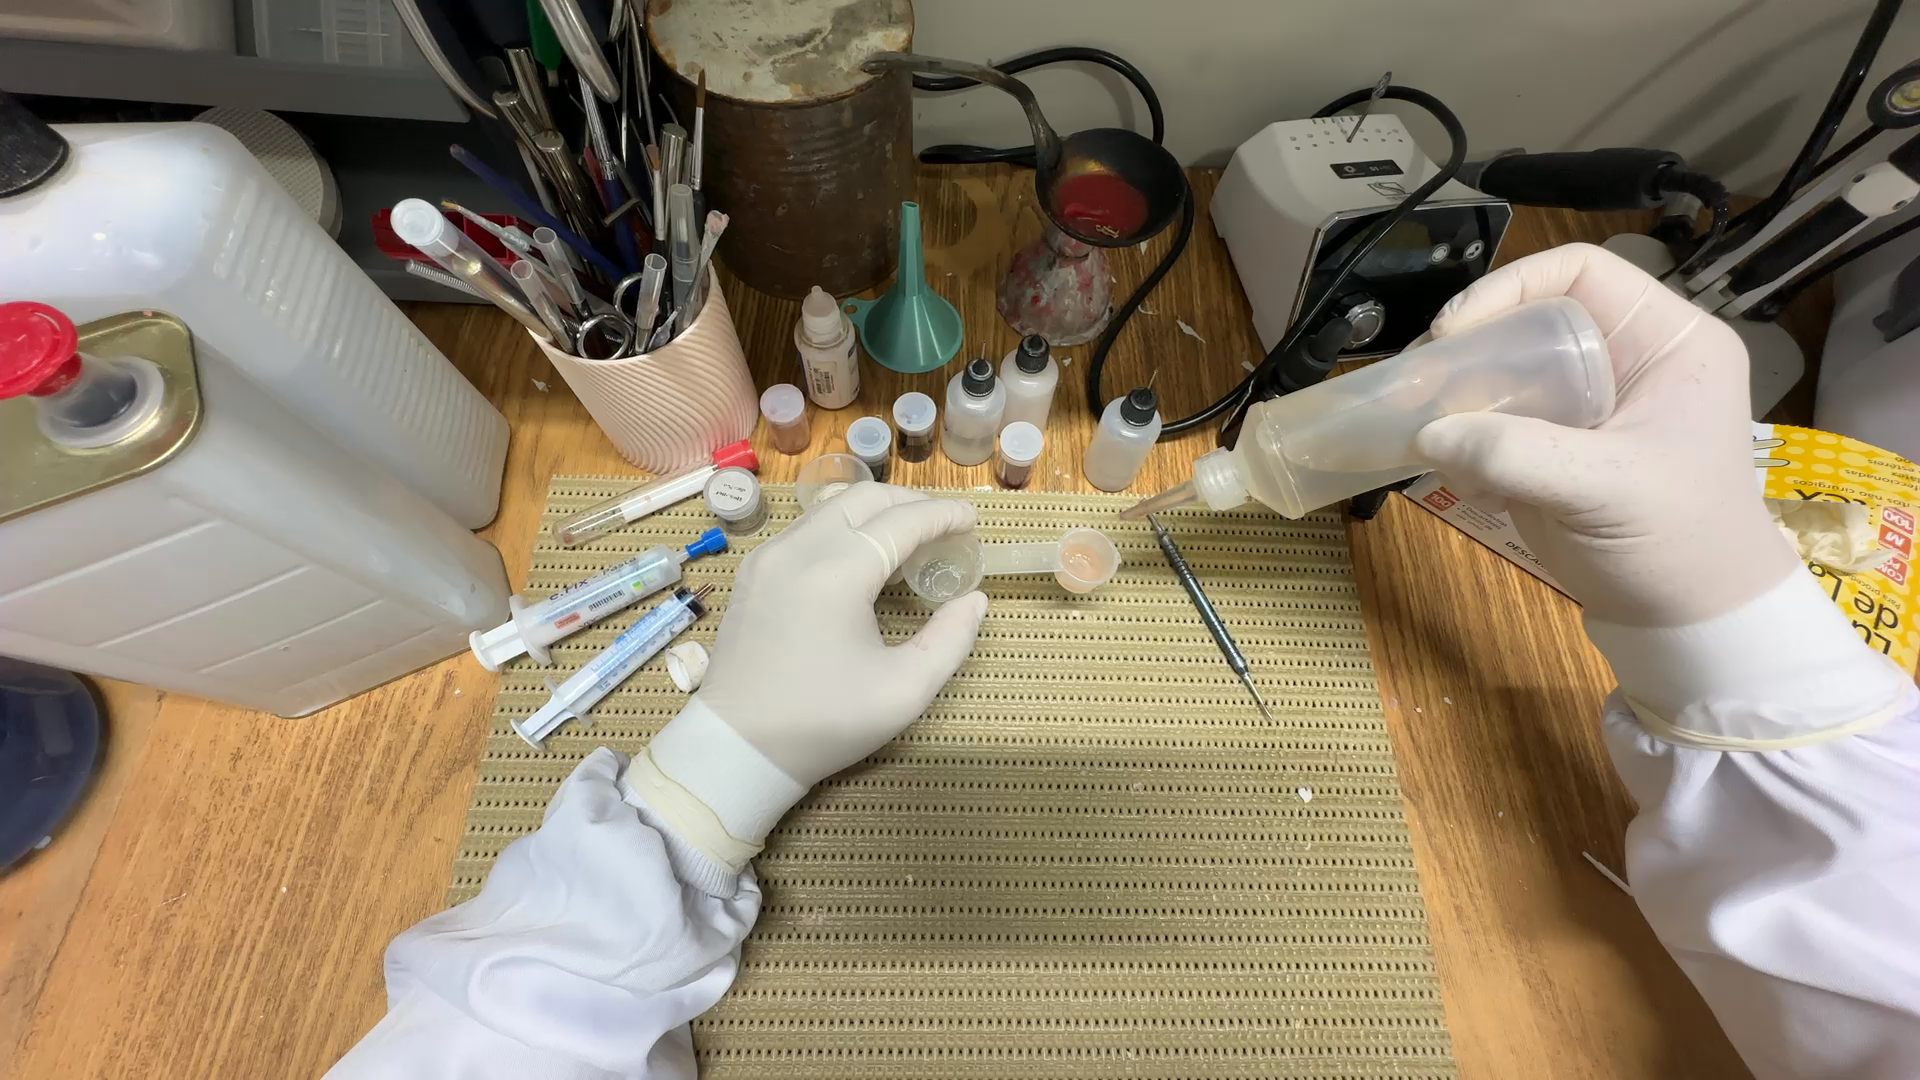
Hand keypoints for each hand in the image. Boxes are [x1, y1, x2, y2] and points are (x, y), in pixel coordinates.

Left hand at [638, 483, 987, 865]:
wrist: (736, 749)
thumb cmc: (823, 723)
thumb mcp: (904, 691)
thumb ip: (951, 640)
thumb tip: (975, 600)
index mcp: (835, 575)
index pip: (900, 522)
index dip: (942, 515)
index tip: (973, 518)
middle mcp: (797, 549)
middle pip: (864, 498)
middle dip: (911, 503)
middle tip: (945, 525)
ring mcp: (768, 556)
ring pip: (831, 507)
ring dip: (876, 511)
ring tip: (908, 537)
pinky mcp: (753, 570)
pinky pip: (807, 527)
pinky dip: (844, 526)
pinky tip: (862, 555)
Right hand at [1412, 243, 1798, 626]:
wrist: (1680, 612)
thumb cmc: (1674, 538)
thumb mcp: (1605, 487)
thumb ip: (1516, 455)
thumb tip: (1425, 432)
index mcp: (1661, 342)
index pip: (1579, 273)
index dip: (1509, 288)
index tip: (1450, 334)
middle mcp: (1615, 361)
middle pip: (1521, 321)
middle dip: (1460, 349)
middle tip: (1412, 384)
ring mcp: (1574, 405)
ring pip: (1492, 373)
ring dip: (1444, 395)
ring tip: (1408, 420)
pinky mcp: (1540, 445)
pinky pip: (1480, 420)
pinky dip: (1449, 436)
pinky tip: (1439, 463)